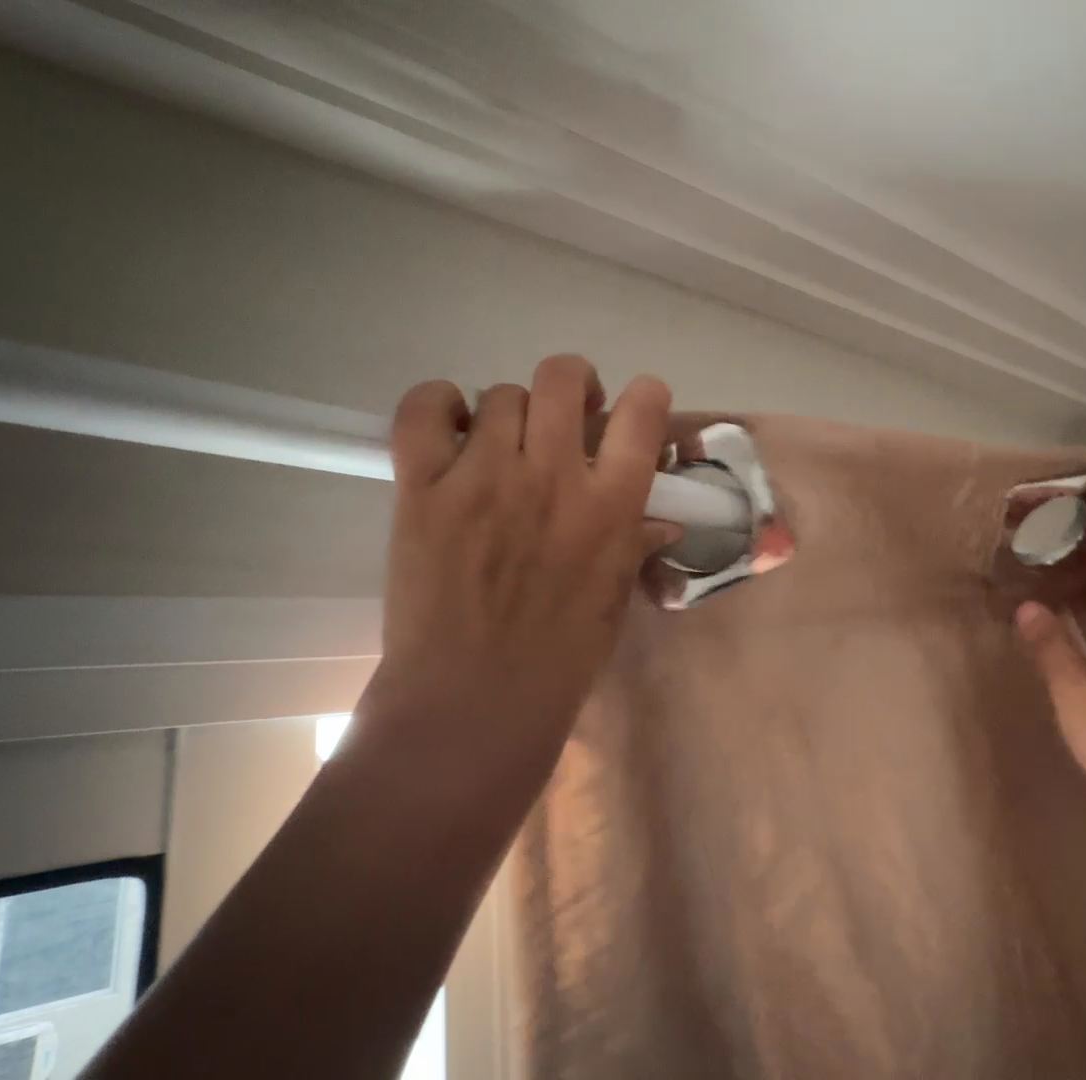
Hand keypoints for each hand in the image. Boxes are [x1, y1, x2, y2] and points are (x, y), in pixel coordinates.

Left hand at [359, 355, 677, 777]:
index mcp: (611, 505)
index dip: (644, 395)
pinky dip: (438, 404)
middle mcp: (553, 476)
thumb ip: (636, 543)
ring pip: (499, 396)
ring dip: (509, 414)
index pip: (642, 413)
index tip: (635, 406)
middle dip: (571, 385)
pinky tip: (450, 425)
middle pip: (562, 378)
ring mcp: (484, 477)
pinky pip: (424, 412)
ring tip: (502, 447)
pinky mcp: (424, 489)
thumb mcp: (615, 594)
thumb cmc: (563, 654)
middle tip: (565, 416)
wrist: (477, 695)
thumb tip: (661, 520)